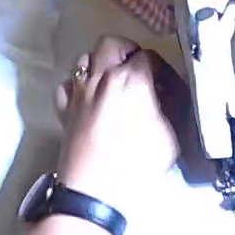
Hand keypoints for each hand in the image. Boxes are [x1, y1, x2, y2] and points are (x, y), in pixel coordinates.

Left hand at [54, 36, 177, 205]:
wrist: (95, 190)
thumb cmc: (138, 163)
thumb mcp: (171, 137)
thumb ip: (172, 112)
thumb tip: (169, 101)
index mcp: (133, 79)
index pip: (150, 56)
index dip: (163, 69)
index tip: (169, 87)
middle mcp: (103, 76)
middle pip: (111, 43)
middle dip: (127, 51)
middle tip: (138, 70)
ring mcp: (79, 91)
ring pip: (85, 59)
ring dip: (101, 64)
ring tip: (113, 82)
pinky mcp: (63, 109)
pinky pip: (67, 84)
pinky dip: (78, 85)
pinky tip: (89, 99)